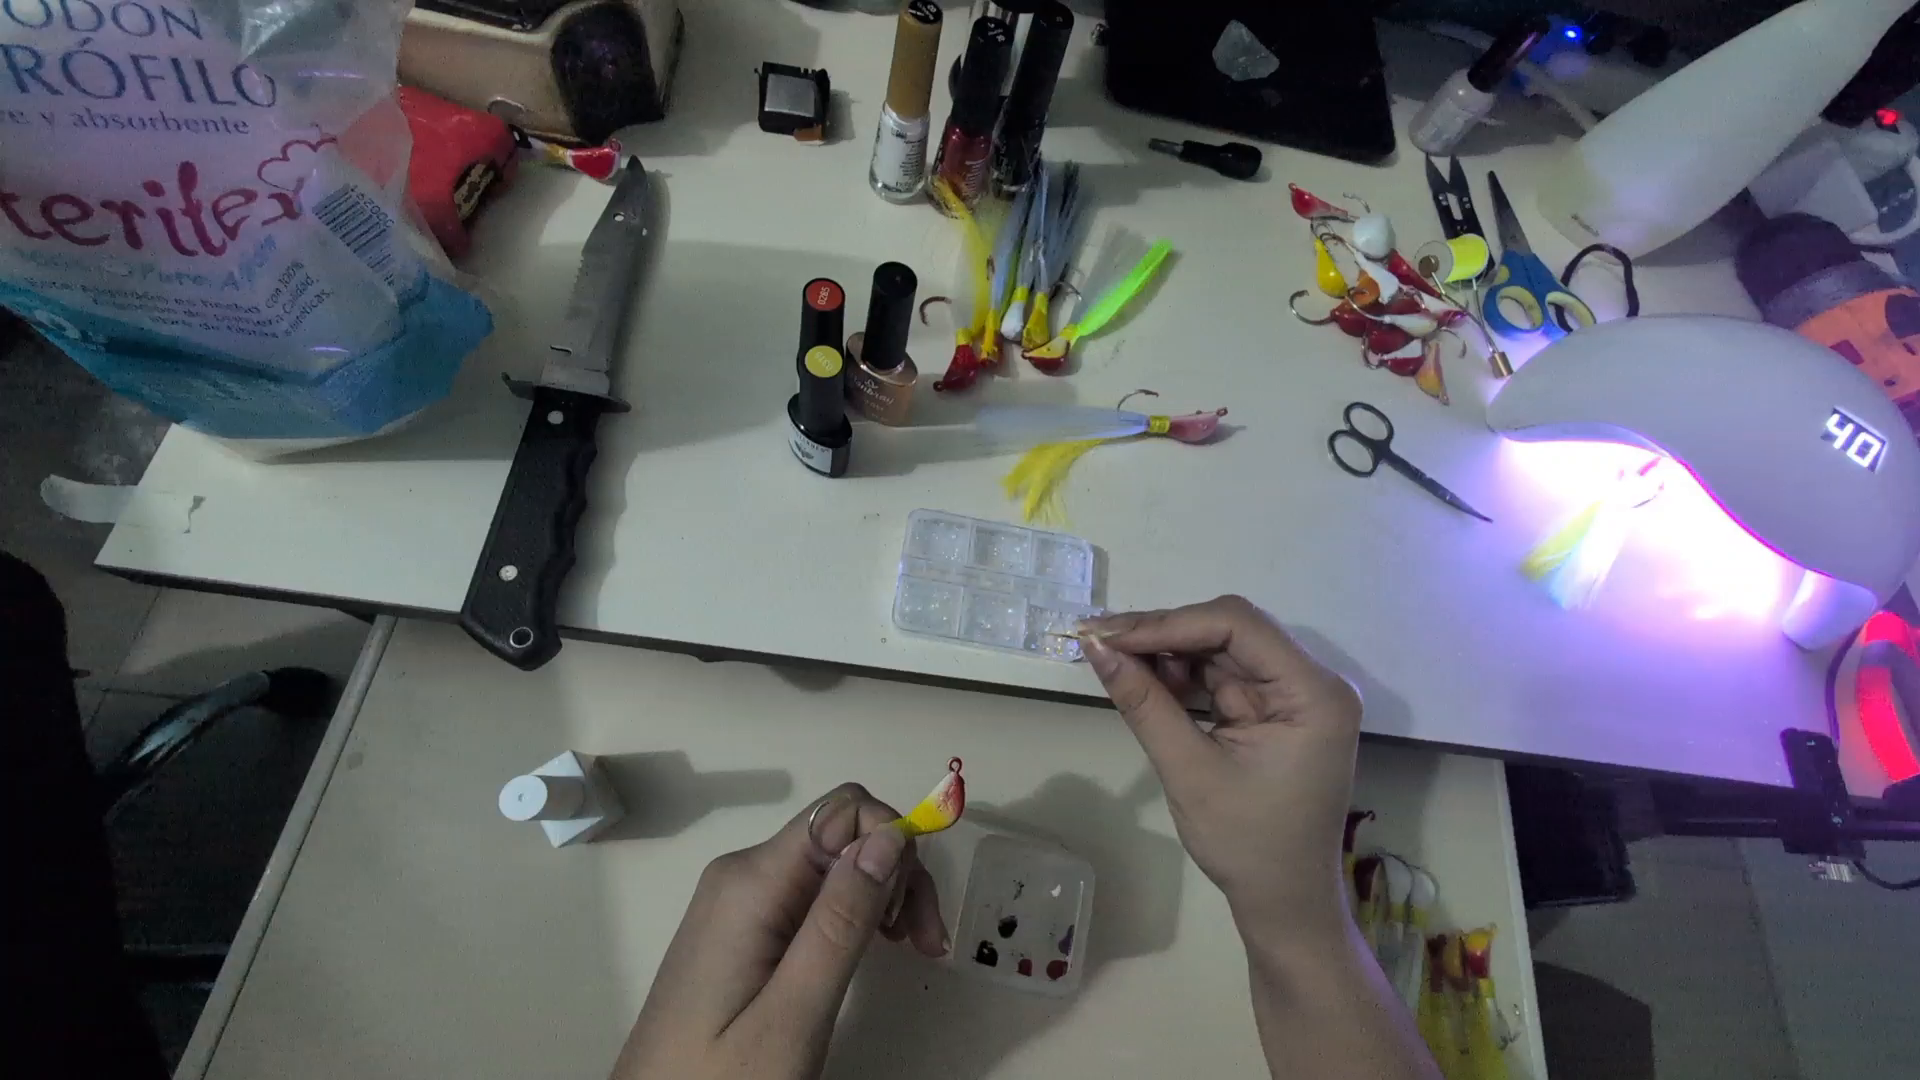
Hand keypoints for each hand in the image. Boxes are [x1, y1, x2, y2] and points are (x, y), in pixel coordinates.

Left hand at [609, 785, 948, 1079]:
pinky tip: (873, 950)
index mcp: (752, 880)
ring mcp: (743, 899)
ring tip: (910, 950)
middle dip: (895, 873)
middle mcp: (745, 872)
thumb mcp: (793, 1013)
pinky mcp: (746, 926)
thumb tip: (891, 831)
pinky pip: (814, 894)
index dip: (893, 839)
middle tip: (925, 944)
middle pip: (844, 835)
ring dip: (882, 895)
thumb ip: (842, 919)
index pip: (843, 808)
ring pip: (835, 864)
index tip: (915, 909)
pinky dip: (854, 914)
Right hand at [1080, 596, 1362, 945]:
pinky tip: (1140, 676)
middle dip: (1160, 633)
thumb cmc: (1247, 844)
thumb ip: (1144, 702)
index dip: (1168, 623)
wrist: (1284, 903)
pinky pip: (1218, 673)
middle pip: (1226, 630)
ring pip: (1216, 647)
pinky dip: (1176, 674)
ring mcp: (1290, 693)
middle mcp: (1309, 680)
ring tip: (1110, 656)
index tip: (1109, 637)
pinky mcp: (1270, 707)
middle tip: (1098, 640)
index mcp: (1312, 693)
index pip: (1236, 625)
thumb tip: (1094, 647)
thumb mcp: (1189, 770)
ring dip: (1163, 651)